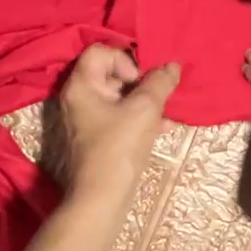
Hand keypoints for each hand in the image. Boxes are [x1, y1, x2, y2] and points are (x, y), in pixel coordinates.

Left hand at [56, 45, 179, 204]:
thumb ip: (160, 82)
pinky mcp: (97, 137)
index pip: (100, 51)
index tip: (141, 81)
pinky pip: (119, 116)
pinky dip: (139, 117)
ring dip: (144, 100)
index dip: (125, 59)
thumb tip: (172, 65)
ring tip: (165, 112)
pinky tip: (162, 127)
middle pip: (110, 72)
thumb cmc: (119, 148)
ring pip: (118, 96)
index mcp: (81, 85)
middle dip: (140, 81)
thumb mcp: (145, 110)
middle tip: (158, 95)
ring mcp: (86, 119)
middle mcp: (78, 98)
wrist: (102, 198)